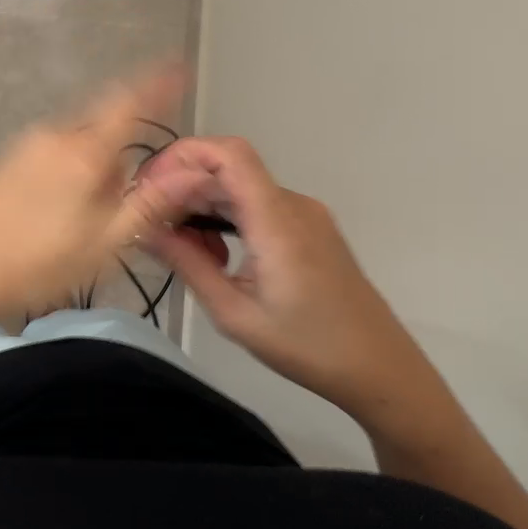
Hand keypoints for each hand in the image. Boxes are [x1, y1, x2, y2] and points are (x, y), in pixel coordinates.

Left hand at [0, 66, 201, 319]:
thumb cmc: (36, 262)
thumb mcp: (105, 243)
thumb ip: (149, 203)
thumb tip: (191, 170)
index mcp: (83, 151)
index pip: (127, 102)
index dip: (156, 84)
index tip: (176, 68)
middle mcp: (53, 136)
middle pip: (104, 130)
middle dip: (121, 160)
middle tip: (119, 212)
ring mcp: (25, 146)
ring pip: (77, 147)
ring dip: (92, 173)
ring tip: (82, 227)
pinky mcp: (7, 161)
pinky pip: (53, 156)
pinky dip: (68, 176)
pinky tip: (55, 218)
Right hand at [136, 137, 433, 414]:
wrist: (386, 374)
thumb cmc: (310, 349)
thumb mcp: (234, 314)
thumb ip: (186, 264)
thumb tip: (142, 229)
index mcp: (278, 221)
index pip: (227, 154)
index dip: (181, 157)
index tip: (148, 189)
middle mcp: (293, 205)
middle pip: (224, 170)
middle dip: (180, 188)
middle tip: (149, 224)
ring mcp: (305, 215)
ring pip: (236, 187)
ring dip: (199, 206)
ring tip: (178, 247)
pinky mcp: (309, 229)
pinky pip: (255, 205)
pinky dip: (223, 217)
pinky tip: (213, 254)